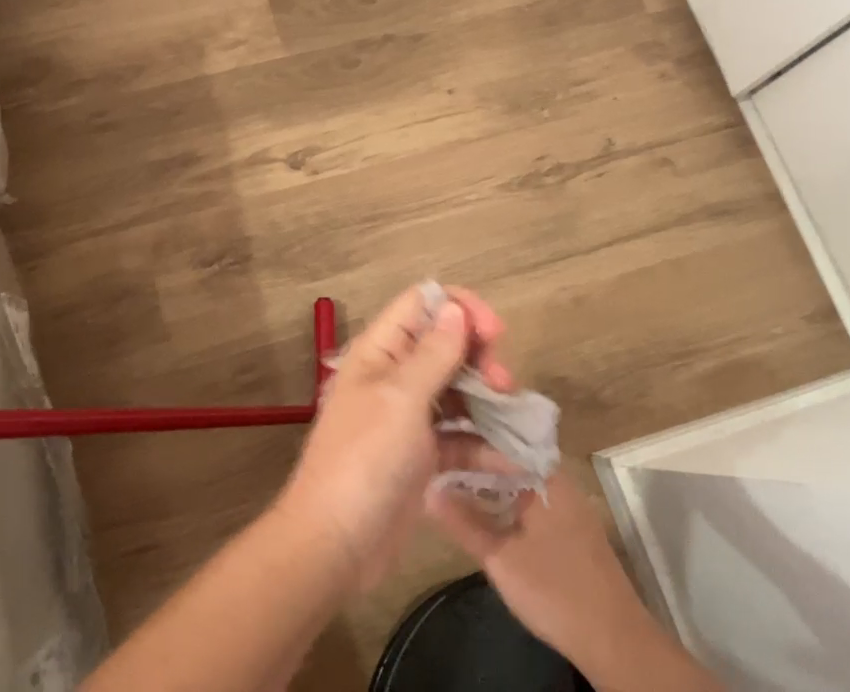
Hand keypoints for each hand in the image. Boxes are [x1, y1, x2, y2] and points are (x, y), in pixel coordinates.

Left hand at [274, 284, 507, 590]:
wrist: (336, 543)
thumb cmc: (365, 460)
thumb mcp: (401, 399)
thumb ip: (433, 353)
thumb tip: (455, 310)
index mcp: (379, 352)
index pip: (422, 305)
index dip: (461, 309)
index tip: (496, 334)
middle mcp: (392, 378)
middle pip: (445, 346)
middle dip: (480, 357)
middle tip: (505, 384)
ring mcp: (406, 419)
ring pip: (456, 391)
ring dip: (487, 400)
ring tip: (512, 421)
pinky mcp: (420, 456)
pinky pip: (458, 438)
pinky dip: (483, 444)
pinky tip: (511, 460)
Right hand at [428, 466, 653, 669]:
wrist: (614, 638)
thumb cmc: (555, 592)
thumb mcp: (500, 558)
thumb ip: (463, 522)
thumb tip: (427, 491)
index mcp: (545, 476)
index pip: (494, 444)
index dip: (460, 443)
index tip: (428, 444)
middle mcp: (558, 479)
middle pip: (507, 456)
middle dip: (470, 457)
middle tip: (432, 458)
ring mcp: (566, 502)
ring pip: (518, 476)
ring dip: (485, 477)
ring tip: (446, 477)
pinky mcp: (568, 524)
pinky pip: (528, 494)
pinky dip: (502, 494)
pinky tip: (480, 505)